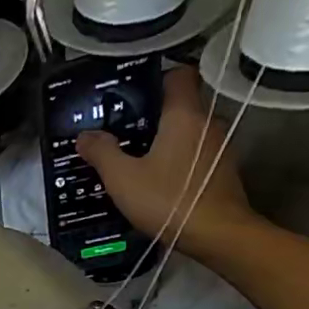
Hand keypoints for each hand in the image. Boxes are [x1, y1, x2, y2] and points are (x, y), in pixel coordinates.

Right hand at [75, 66, 255, 245]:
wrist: (216, 234)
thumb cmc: (167, 200)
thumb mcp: (122, 179)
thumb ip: (102, 152)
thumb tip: (85, 135)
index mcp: (184, 114)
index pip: (178, 74)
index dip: (155, 79)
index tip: (132, 96)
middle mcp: (208, 121)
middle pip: (181, 104)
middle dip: (154, 114)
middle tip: (124, 132)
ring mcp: (220, 145)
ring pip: (189, 130)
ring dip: (167, 139)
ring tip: (137, 158)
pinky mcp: (223, 169)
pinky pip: (196, 152)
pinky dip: (178, 158)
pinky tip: (159, 179)